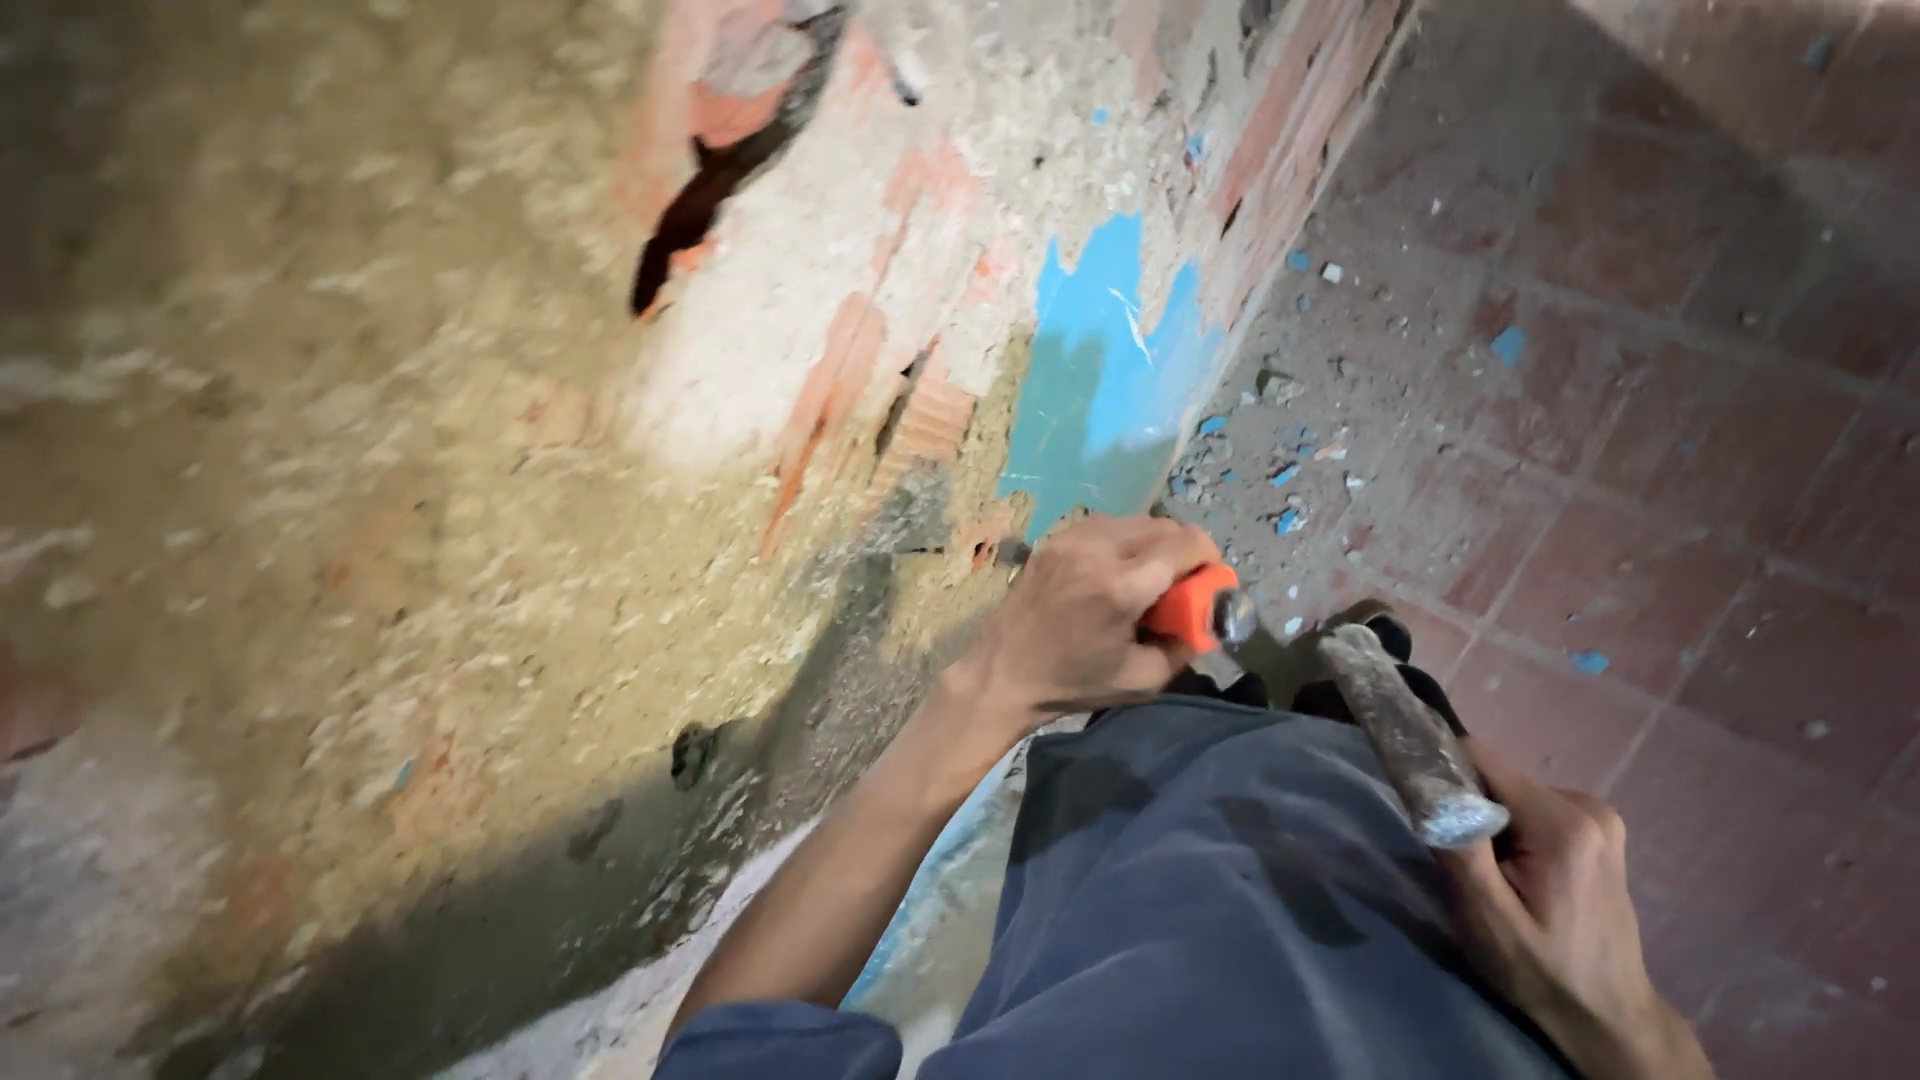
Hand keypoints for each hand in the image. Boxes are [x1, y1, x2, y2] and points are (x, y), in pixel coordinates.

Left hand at [946, 514, 1217, 734]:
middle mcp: (1097, 551)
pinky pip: (1103, 526)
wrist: (1002, 674)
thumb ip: (1183, 646)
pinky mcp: (1052, 541)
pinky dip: (1121, 540)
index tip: (1208, 582)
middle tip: (1179, 584)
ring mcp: (1070, 540)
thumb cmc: (1072, 683)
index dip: (1209, 559)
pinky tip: (1114, 570)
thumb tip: (1206, 621)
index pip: (1187, 543)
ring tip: (1146, 576)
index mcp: (1121, 587)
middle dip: (1183, 551)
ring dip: (1152, 542)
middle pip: (1164, 526)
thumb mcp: (1142, 680)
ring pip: (1134, 521)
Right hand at [1436, 741, 1712, 1078]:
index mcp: (1562, 822)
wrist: (1606, 1015)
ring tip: (1494, 872)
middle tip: (1468, 862)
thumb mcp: (1484, 912)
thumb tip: (1425, 783)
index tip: (1428, 812)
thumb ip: (1456, 842)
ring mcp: (1598, 816)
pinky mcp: (1597, 828)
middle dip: (1468, 807)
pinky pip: (1530, 804)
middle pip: (1494, 775)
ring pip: (1509, 790)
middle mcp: (1588, 806)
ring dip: (1488, 820)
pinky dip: (1511, 828)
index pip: (1480, 757)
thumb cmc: (1540, 968)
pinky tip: (1518, 871)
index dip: (1442, 773)